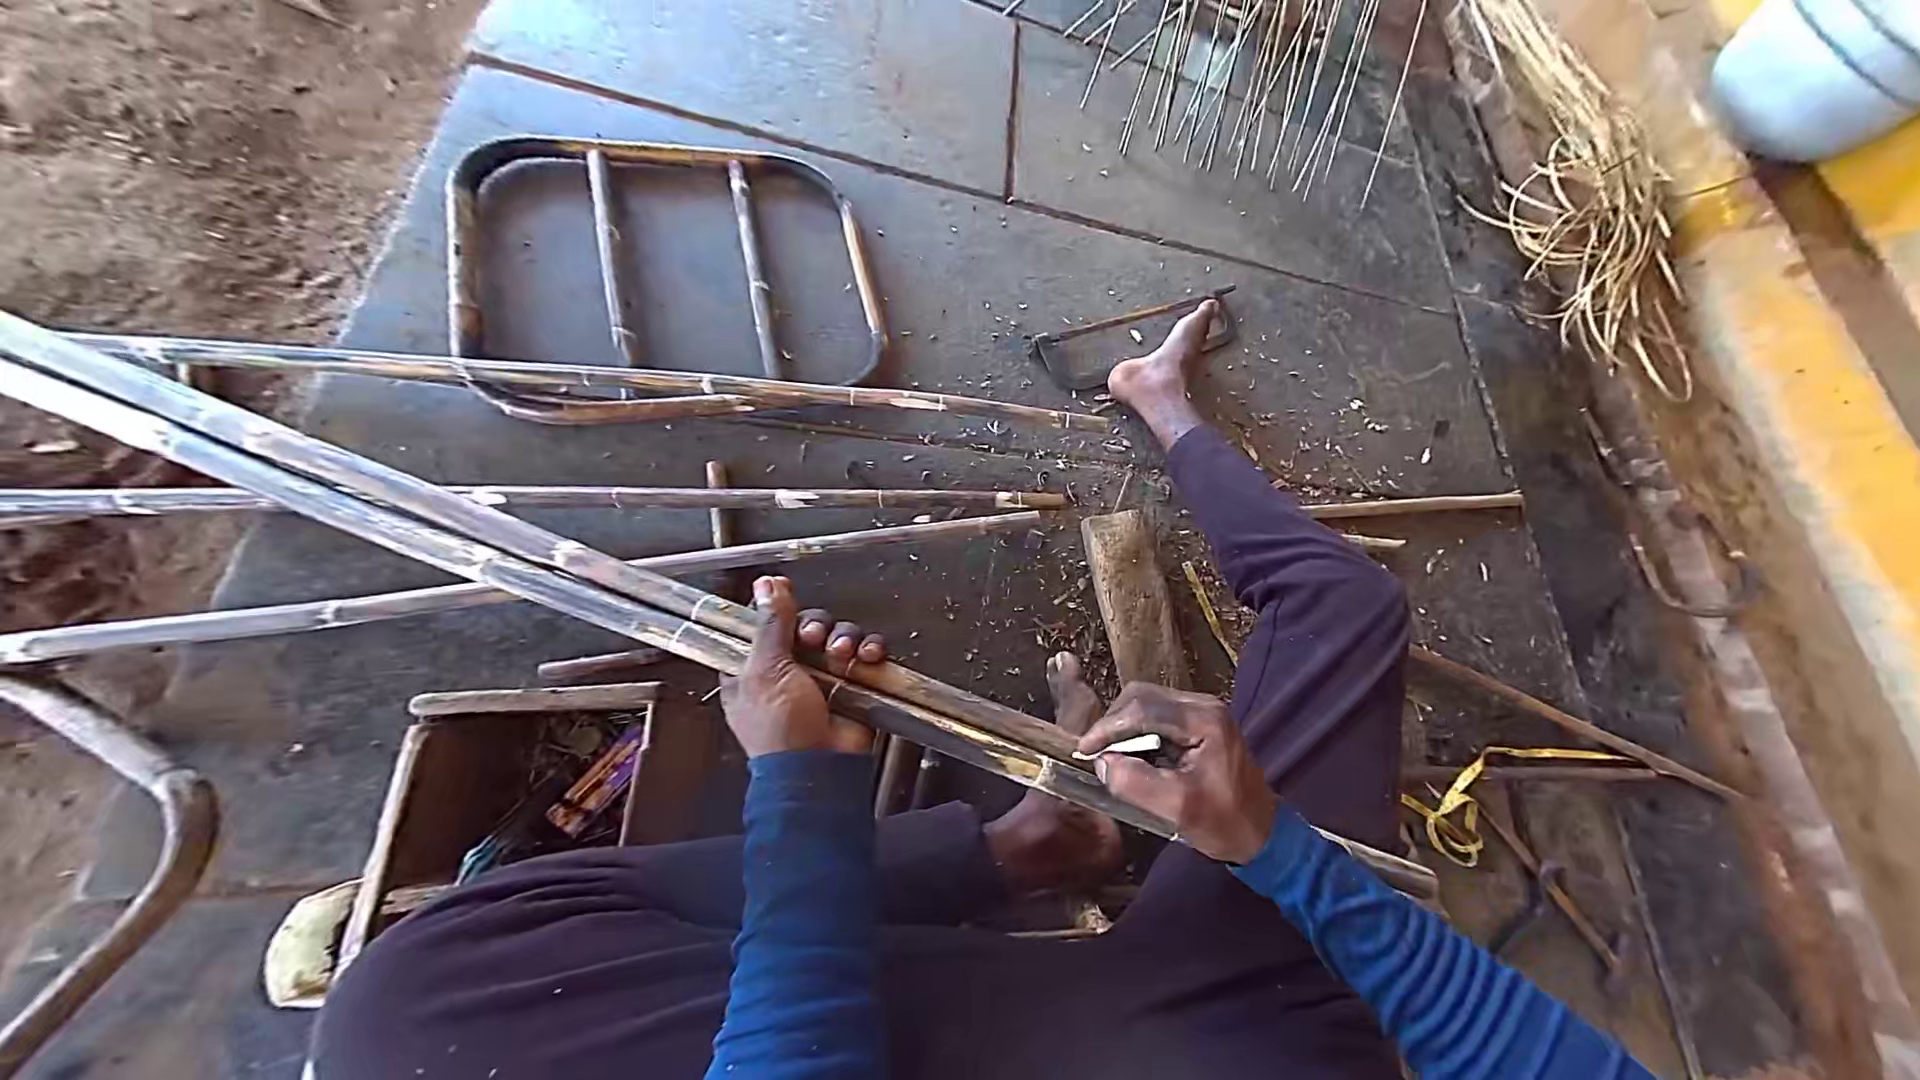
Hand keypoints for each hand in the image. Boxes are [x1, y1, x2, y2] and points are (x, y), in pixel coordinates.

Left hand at [719, 576, 885, 757]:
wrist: (819, 768)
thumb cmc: (780, 729)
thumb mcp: (765, 670)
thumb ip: (770, 624)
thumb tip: (767, 585)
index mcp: (756, 664)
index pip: (767, 621)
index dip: (777, 608)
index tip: (786, 597)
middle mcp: (790, 667)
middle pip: (808, 623)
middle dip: (816, 627)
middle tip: (816, 639)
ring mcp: (824, 675)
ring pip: (840, 634)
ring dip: (845, 638)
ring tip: (842, 655)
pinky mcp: (854, 682)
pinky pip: (866, 652)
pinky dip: (870, 650)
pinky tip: (867, 657)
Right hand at [1076, 683, 1278, 863]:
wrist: (1263, 835)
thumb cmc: (1225, 823)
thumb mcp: (1178, 808)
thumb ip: (1136, 783)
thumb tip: (1102, 763)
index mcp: (1205, 720)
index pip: (1143, 709)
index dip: (1108, 727)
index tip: (1085, 749)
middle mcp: (1203, 705)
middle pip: (1141, 697)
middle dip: (1114, 724)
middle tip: (1096, 753)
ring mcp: (1201, 710)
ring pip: (1145, 702)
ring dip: (1123, 726)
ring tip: (1111, 755)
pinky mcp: (1196, 720)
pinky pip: (1154, 713)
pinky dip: (1136, 730)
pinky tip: (1131, 753)